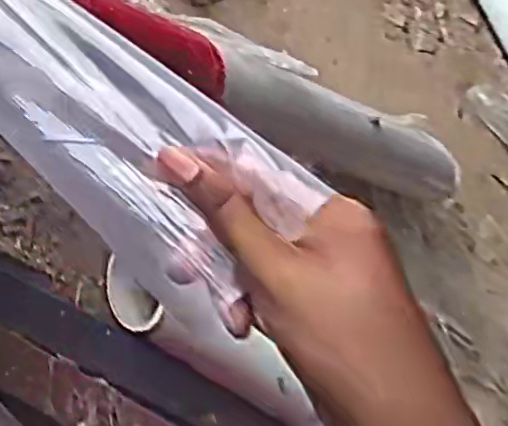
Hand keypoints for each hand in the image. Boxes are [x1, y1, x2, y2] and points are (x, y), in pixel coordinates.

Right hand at [157, 148, 476, 425]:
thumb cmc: (348, 348)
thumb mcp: (271, 269)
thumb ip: (221, 209)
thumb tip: (178, 158)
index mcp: (333, 214)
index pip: (253, 171)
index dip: (203, 171)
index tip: (159, 170)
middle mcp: (332, 233)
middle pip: (248, 212)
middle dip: (214, 239)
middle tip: (185, 254)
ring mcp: (327, 267)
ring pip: (250, 247)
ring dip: (226, 273)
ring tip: (223, 301)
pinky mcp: (317, 296)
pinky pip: (264, 275)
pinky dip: (246, 294)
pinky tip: (242, 317)